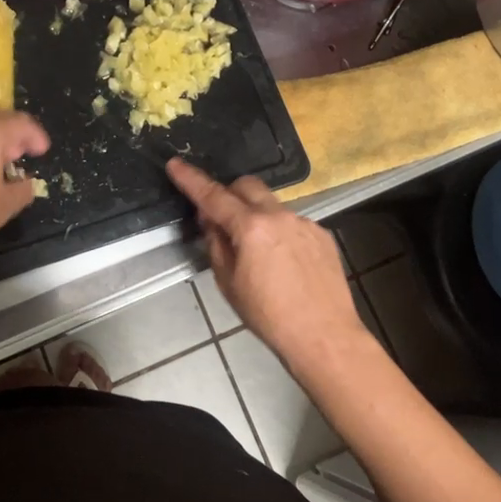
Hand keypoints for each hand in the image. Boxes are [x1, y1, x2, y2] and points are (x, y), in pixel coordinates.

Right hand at [167, 158, 368, 363]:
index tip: (175, 164)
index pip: (214, 196)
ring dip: (257, 217)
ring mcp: (305, 223)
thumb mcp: (229, 284)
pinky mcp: (322, 235)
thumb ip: (217, 245)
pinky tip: (285, 264)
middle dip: (229, 193)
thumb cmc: (269, 316)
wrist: (325, 337)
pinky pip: (293, 223)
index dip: (191, 179)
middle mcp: (279, 216)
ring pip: (272, 206)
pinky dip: (280, 233)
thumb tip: (213, 223)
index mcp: (251, 228)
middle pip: (247, 186)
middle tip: (221, 219)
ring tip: (258, 254)